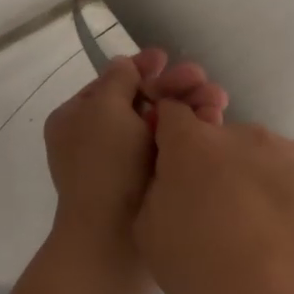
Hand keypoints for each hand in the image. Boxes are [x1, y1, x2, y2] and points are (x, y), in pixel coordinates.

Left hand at [44, 48, 227, 249]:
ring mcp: (123, 165)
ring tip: (219, 99)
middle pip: (139, 102)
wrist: (113, 237)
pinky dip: (191, 136)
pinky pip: (171, 151)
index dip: (139, 68)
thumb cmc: (104, 166)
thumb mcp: (103, 110)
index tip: (166, 56)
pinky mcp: (149, 186)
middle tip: (203, 78)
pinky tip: (215, 124)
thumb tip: (125, 65)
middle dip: (172, 88)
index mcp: (74, 119)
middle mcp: (95, 140)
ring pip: (160, 126)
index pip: (109, 84)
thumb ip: (117, 80)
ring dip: (188, 108)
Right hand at [134, 103, 293, 293]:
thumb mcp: (148, 233)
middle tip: (220, 218)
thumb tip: (173, 175)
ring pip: (273, 161)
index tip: (173, 169)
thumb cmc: (206, 276)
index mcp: (194, 145)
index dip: (170, 138)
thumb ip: (157, 189)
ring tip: (267, 238)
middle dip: (220, 168)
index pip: (174, 115)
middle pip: (227, 141)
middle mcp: (250, 136)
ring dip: (263, 185)